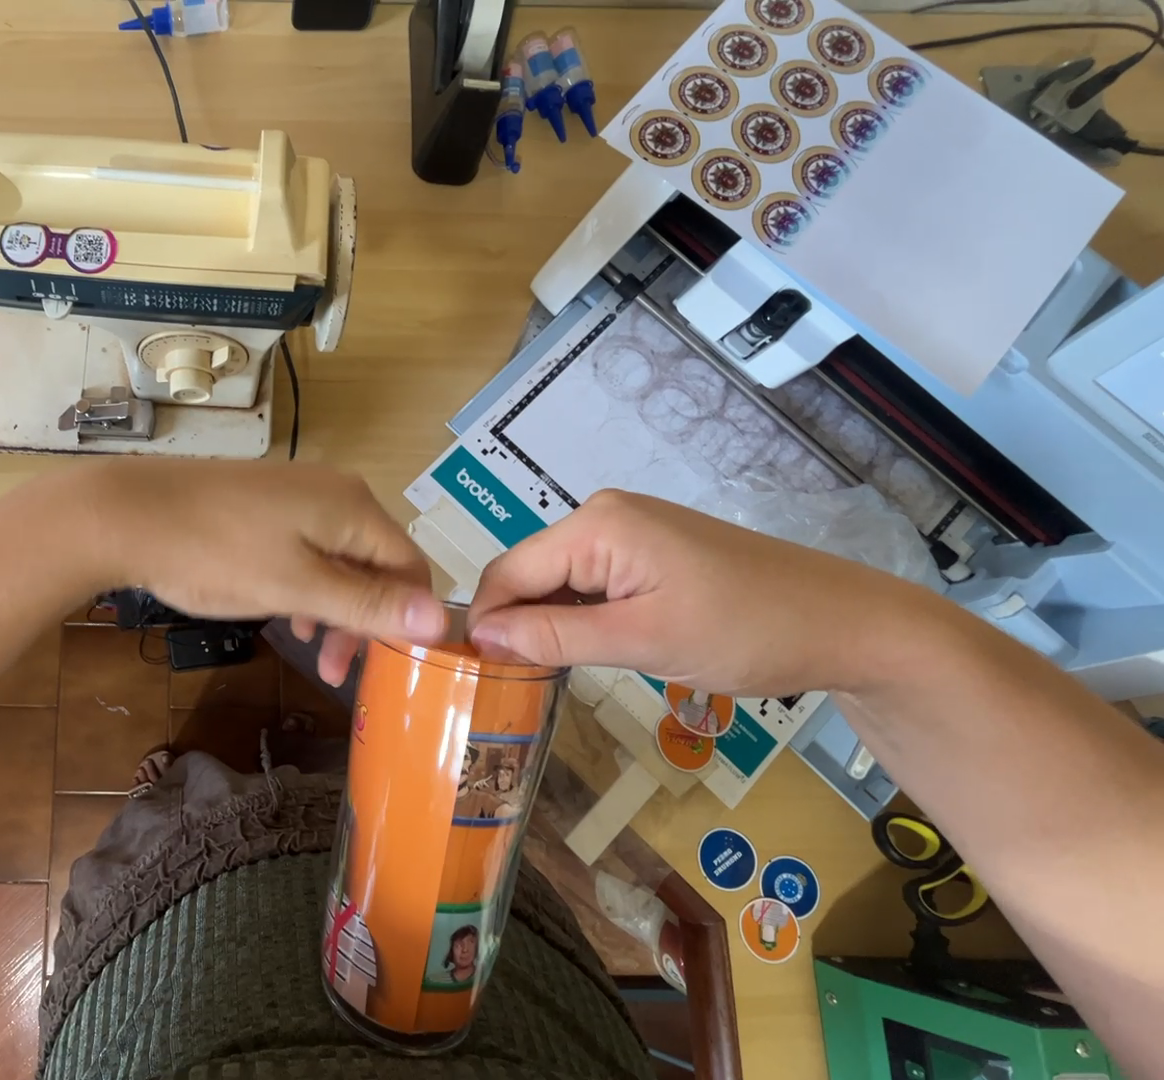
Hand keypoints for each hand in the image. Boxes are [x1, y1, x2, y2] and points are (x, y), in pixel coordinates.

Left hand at [72, 459, 447, 680]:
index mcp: (353, 507)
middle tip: (336, 670)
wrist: (127, 513)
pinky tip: (288, 613)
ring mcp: (295, 494)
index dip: (407, 618)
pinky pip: (305, 549)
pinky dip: (306, 586)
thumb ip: (367, 603)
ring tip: (312, 648)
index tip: (382, 666)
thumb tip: (443, 620)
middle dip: (365, 618)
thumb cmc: (215, 554)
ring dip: (334, 608)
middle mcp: (334, 492)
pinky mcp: (263, 504)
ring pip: (338, 559)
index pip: (411, 566)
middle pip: (376, 562)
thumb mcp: (296, 587)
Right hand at [466, 490, 938, 696]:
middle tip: (518, 679)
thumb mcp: (642, 640)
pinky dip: (576, 615)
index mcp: (595, 525)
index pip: (507, 572)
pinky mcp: (645, 548)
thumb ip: (554, 636)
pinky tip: (590, 645)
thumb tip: (480, 638)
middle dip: (516, 623)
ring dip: (546, 622)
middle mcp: (600, 515)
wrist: (850, 625)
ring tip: (554, 669)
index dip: (486, 623)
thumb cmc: (747, 631)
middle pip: (526, 573)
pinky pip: (585, 581)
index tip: (480, 673)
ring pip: (553, 580)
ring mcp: (625, 529)